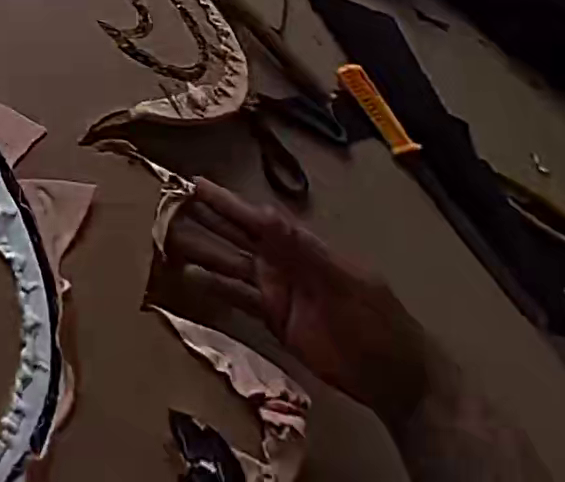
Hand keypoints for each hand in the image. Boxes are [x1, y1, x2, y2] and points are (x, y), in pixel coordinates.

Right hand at [161, 175, 433, 427]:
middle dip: (200, 216)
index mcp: (298, 246)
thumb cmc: (378, 323)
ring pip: (226, 261)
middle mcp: (278, 261)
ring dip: (197, 249)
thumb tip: (265, 214)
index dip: (223, 200)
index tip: (192, 183)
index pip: (252, 216)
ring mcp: (272, 288)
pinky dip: (210, 286)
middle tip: (164, 202)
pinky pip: (233, 296)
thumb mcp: (344, 281)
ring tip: (164, 237)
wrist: (400, 382)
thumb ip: (302, 249)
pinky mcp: (269, 316)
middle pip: (232, 233)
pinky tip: (186, 277)